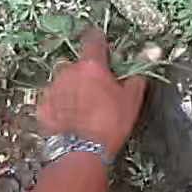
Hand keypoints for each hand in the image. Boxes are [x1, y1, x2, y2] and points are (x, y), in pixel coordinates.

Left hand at [35, 29, 147, 158]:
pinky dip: (61, 106)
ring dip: (74, 90)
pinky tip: (72, 119)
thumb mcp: (132, 100)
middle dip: (87, 74)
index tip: (105, 52)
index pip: (93, 39)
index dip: (101, 44)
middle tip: (99, 92)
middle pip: (79, 65)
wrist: (82, 152)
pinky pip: (54, 100)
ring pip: (65, 82)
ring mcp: (53, 88)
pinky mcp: (44, 106)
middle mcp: (69, 71)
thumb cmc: (109, 125)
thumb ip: (137, 74)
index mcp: (92, 65)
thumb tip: (147, 57)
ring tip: (85, 110)